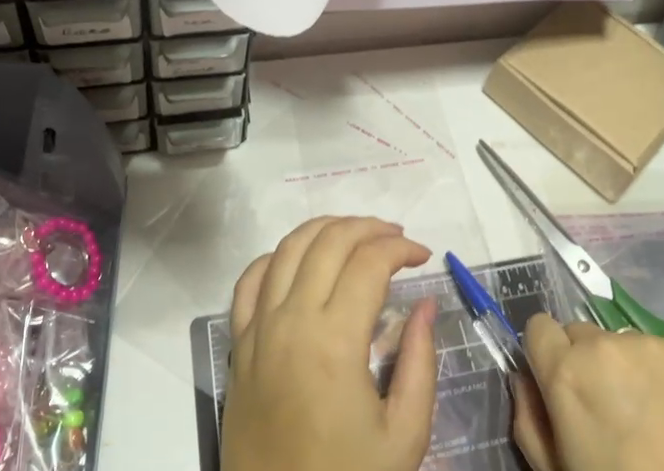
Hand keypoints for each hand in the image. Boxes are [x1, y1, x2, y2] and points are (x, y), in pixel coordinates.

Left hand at [220, 217, 439, 470]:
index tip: (424, 257)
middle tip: (396, 238)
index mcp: (334, 340)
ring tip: (356, 236)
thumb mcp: (403, 435)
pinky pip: (249, 281)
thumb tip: (426, 305)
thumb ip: (420, 363)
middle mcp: (291, 319)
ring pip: (287, 248)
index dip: (400, 249)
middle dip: (367, 228)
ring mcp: (257, 329)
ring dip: (325, 230)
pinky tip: (299, 261)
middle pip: (328, 242)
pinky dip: (276, 257)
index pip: (368, 263)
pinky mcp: (238, 345)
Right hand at [511, 314, 663, 470]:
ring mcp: (653, 346)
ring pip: (623, 344)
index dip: (545, 356)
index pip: (538, 327)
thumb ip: (530, 421)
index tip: (559, 385)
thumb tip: (524, 382)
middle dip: (586, 363)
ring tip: (649, 416)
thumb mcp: (557, 470)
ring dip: (626, 369)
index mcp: (566, 372)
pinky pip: (663, 353)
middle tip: (607, 409)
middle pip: (581, 334)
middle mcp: (606, 345)